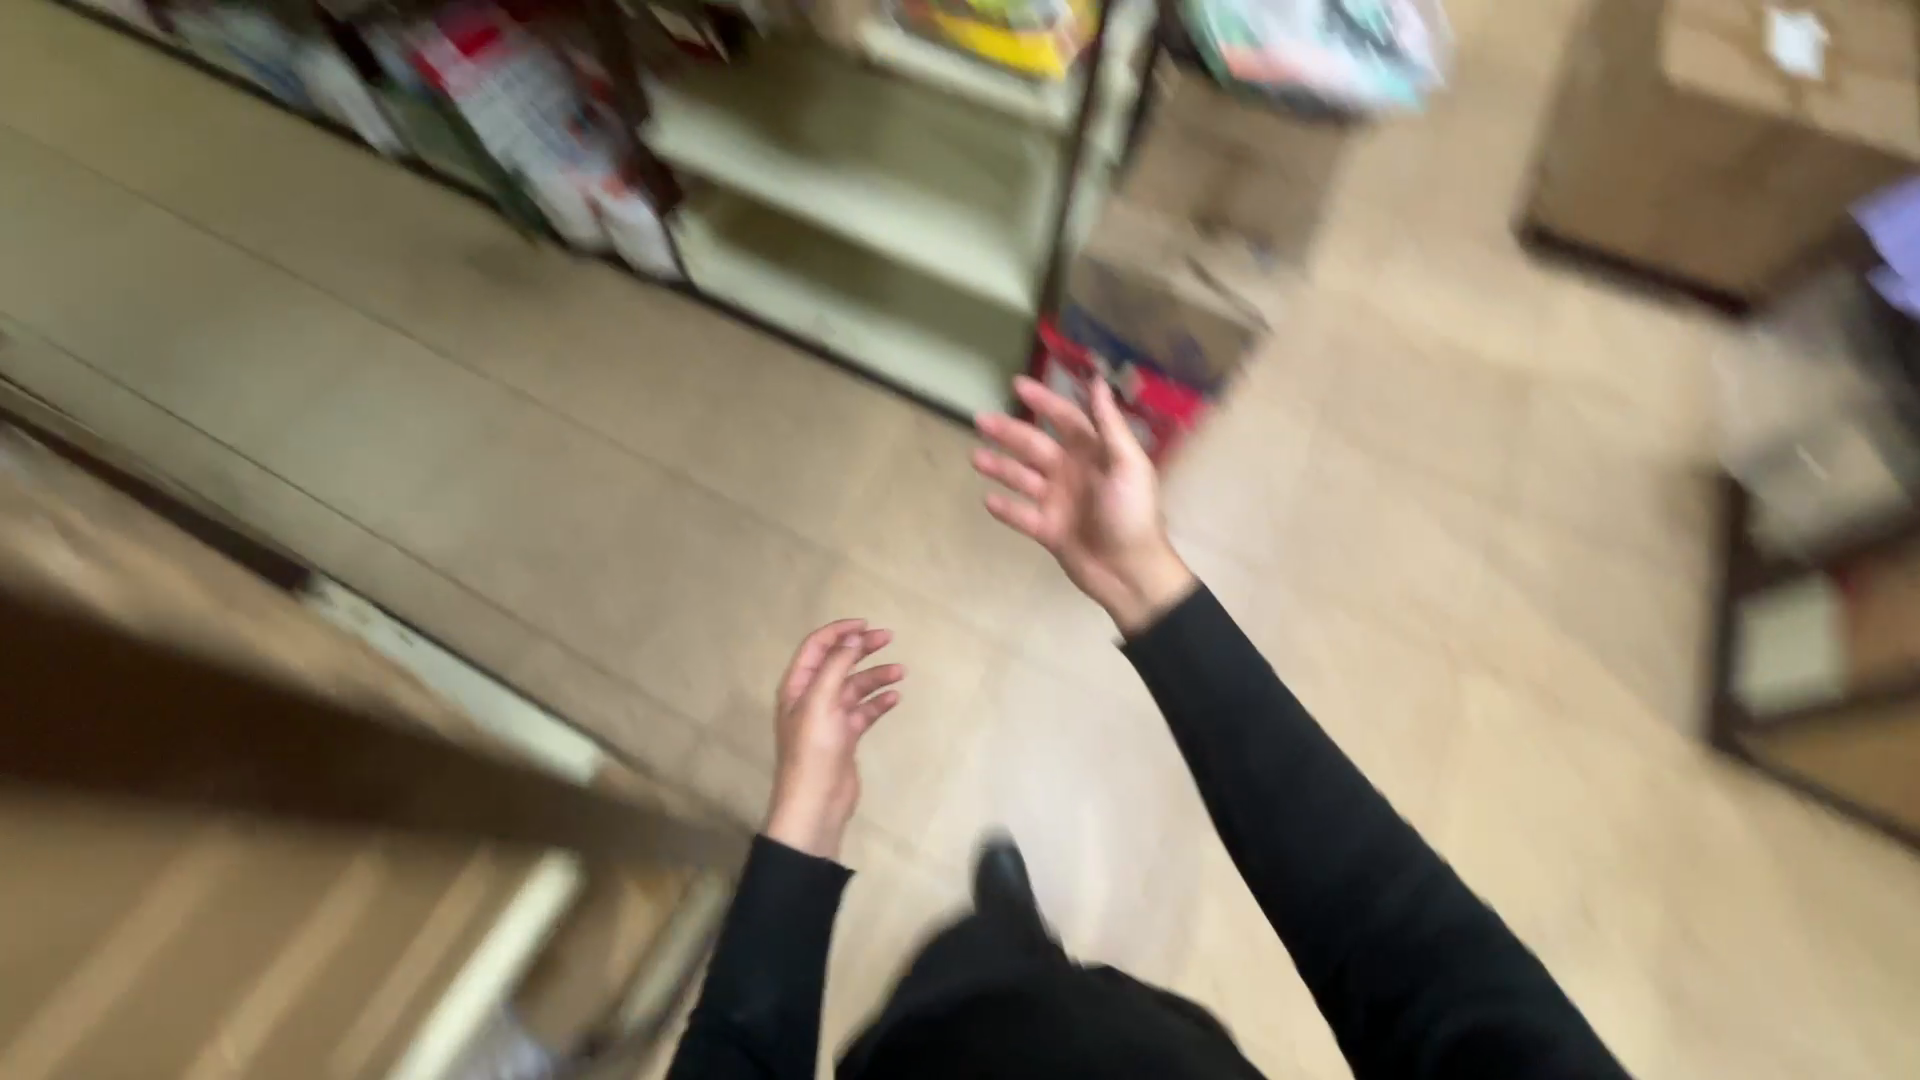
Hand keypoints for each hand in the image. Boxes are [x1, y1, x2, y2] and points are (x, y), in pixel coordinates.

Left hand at [764, 619, 903, 859]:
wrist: (815, 803)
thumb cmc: (813, 750)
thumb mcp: (821, 701)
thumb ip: (836, 666)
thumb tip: (852, 636)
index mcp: (797, 686)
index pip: (817, 647)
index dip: (839, 631)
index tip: (866, 625)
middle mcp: (812, 697)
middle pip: (838, 662)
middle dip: (862, 648)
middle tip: (889, 638)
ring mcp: (830, 717)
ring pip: (855, 687)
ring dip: (876, 676)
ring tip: (901, 672)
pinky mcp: (846, 736)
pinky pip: (865, 711)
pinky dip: (879, 702)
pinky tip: (896, 698)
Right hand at [974, 376, 1195, 635]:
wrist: (1130, 571)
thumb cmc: (1133, 515)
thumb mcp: (1128, 465)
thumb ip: (1110, 425)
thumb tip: (1099, 382)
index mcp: (1094, 454)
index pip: (1065, 420)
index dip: (1043, 401)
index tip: (1018, 385)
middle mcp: (1072, 472)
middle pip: (1034, 446)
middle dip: (1009, 432)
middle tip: (980, 419)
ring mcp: (1058, 502)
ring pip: (1022, 478)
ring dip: (999, 467)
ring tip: (975, 457)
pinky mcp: (1048, 530)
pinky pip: (1021, 515)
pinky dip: (1006, 508)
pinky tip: (988, 500)